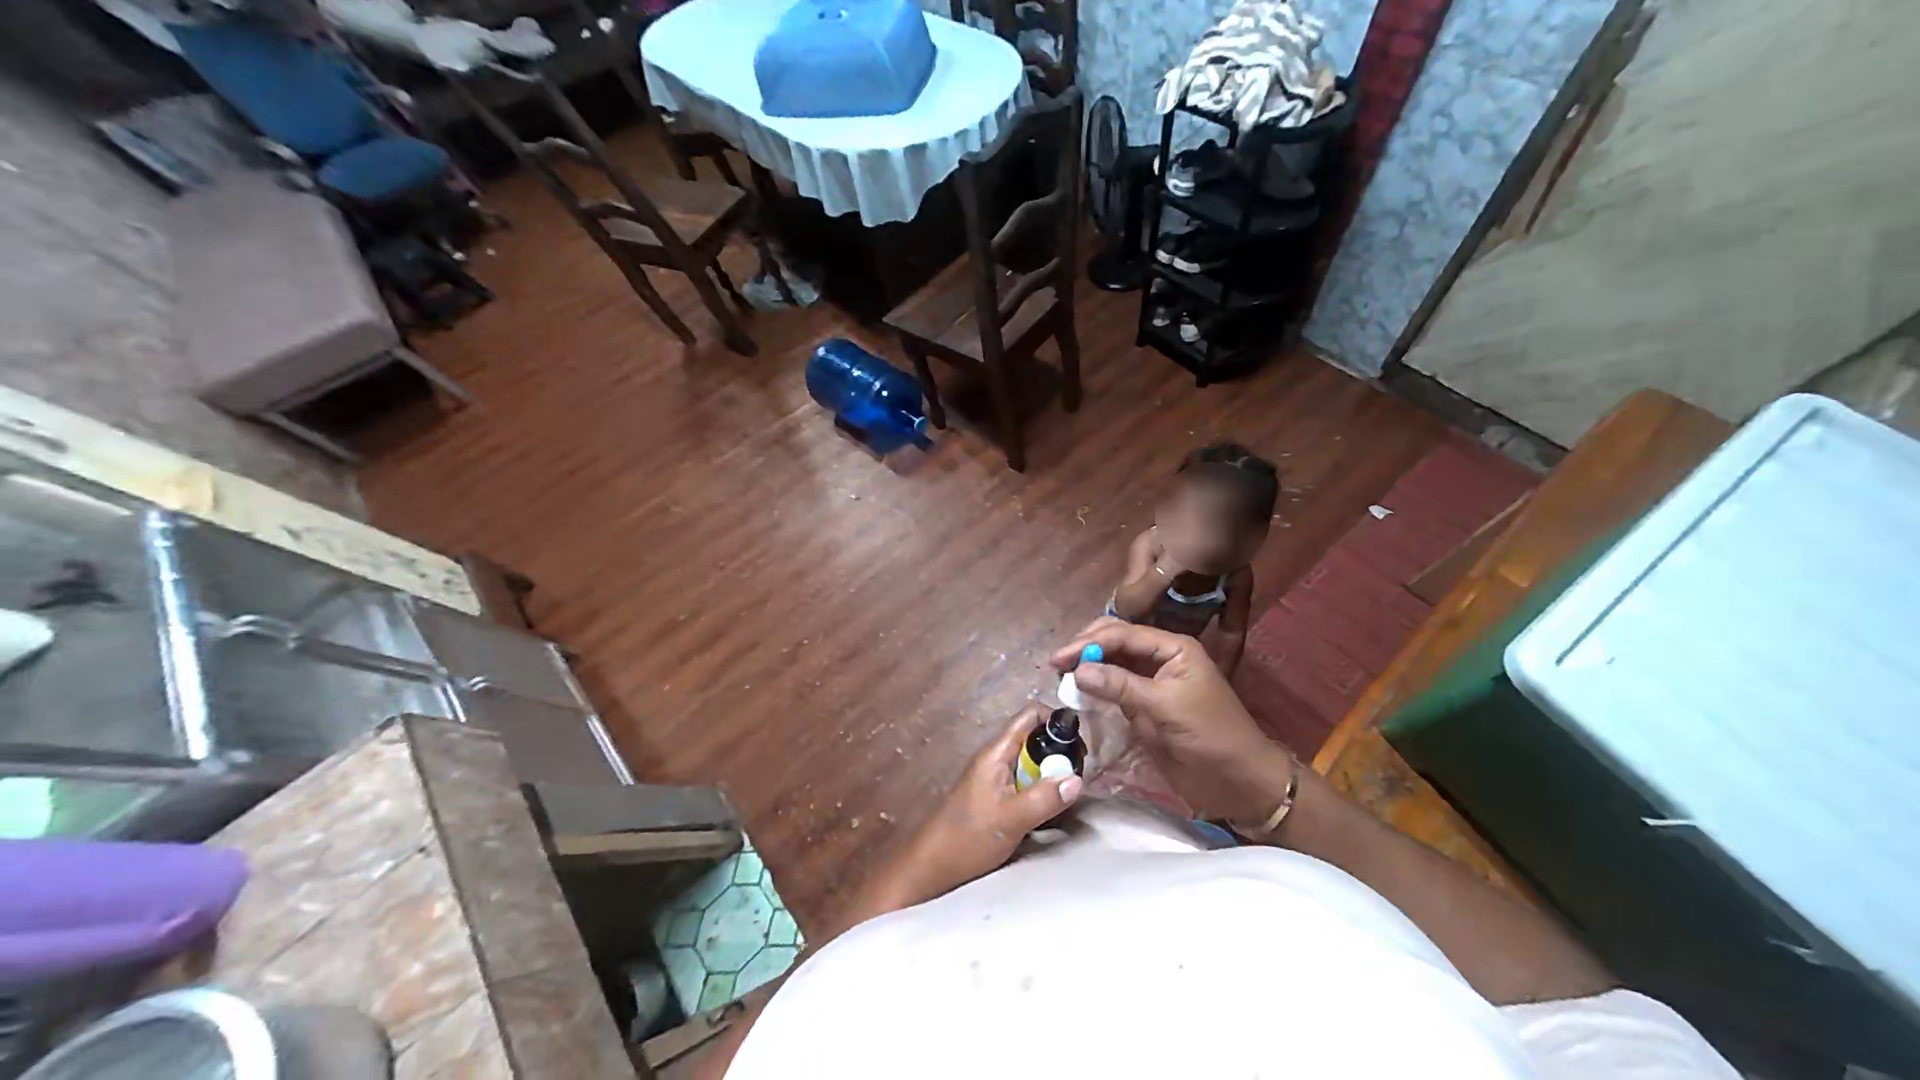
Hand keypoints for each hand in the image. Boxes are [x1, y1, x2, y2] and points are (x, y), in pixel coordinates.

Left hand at [868, 705, 1082, 912]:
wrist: (934, 866)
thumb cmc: (968, 837)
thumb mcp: (1011, 818)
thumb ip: (1045, 798)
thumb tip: (1078, 779)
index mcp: (996, 752)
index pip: (1030, 715)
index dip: (1057, 719)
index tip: (1081, 741)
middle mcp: (998, 757)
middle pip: (1036, 736)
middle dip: (1061, 748)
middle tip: (1083, 770)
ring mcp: (997, 776)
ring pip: (1033, 760)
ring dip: (1054, 770)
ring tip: (1074, 787)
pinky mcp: (1000, 795)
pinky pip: (1028, 779)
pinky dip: (1045, 786)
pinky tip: (1057, 803)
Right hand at [1050, 618, 1292, 822]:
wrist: (1238, 781)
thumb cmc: (1211, 736)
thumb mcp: (1166, 706)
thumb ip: (1121, 685)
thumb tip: (1078, 670)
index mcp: (1173, 647)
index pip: (1123, 634)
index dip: (1089, 643)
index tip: (1058, 658)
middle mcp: (1160, 658)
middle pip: (1115, 642)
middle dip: (1085, 648)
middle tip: (1056, 664)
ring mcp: (1151, 682)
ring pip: (1111, 663)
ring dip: (1087, 666)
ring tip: (1060, 675)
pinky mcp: (1143, 705)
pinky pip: (1113, 688)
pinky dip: (1094, 687)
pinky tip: (1076, 690)